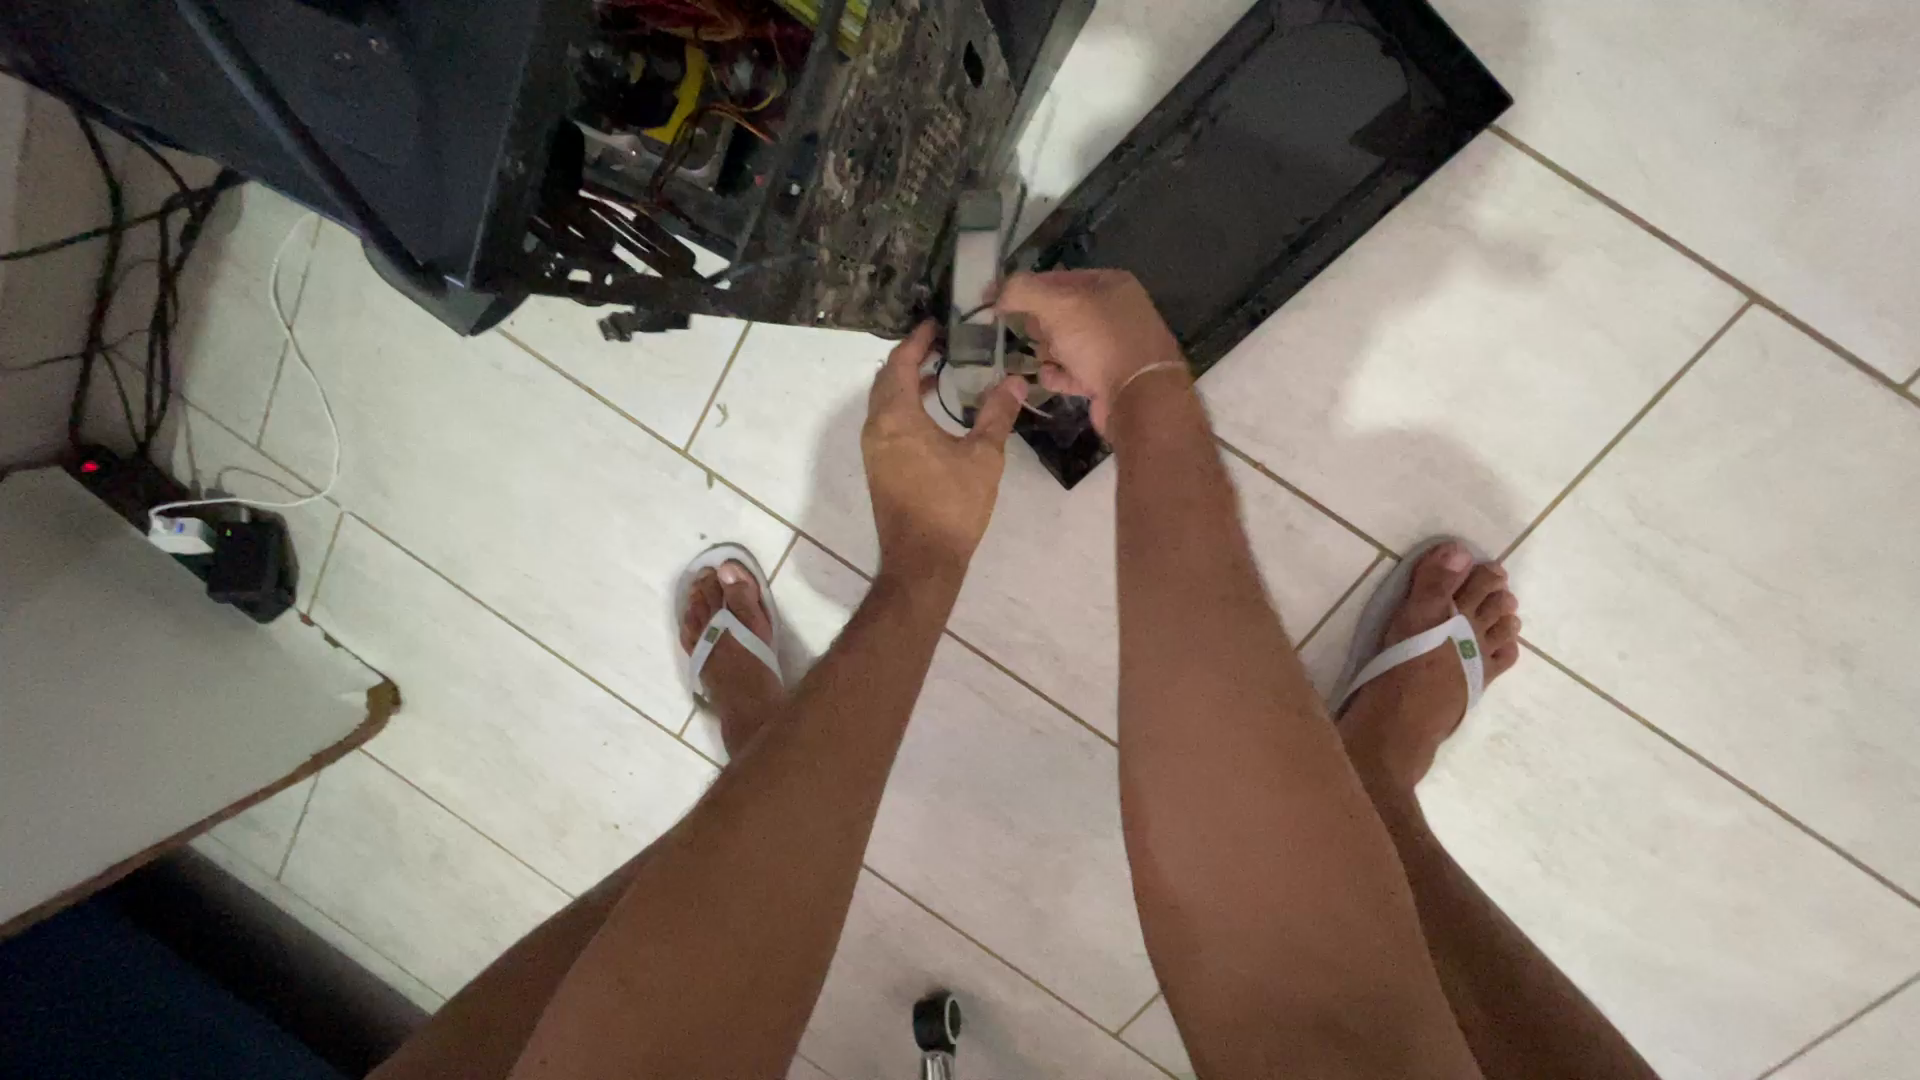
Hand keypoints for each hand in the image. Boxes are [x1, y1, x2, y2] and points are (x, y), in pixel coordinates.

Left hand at [862, 322, 1027, 581]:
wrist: (922, 559)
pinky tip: (932, 415)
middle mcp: (876, 428)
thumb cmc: (952, 506)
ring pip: (884, 403)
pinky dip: (904, 408)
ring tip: (941, 375)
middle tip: (941, 346)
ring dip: (907, 384)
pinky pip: (886, 423)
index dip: (918, 341)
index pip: (901, 363)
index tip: (937, 325)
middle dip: (910, 359)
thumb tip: (1016, 382)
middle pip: (886, 379)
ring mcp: (874, 450)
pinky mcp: (879, 467)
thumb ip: (997, 414)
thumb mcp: (983, 457)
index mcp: (897, 417)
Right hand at [996, 269, 1186, 432]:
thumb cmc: (1100, 340)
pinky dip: (1058, 375)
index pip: (1057, 278)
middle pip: (1061, 312)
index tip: (995, 302)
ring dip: (1048, 350)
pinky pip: (1074, 372)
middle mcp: (1114, 313)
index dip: (1024, 288)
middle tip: (1024, 331)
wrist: (1138, 396)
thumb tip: (995, 293)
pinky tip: (1048, 377)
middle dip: (1039, 322)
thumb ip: (1022, 292)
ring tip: (1039, 356)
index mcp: (1109, 284)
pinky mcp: (1107, 379)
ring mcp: (1113, 348)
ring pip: (1067, 343)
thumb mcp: (1057, 305)